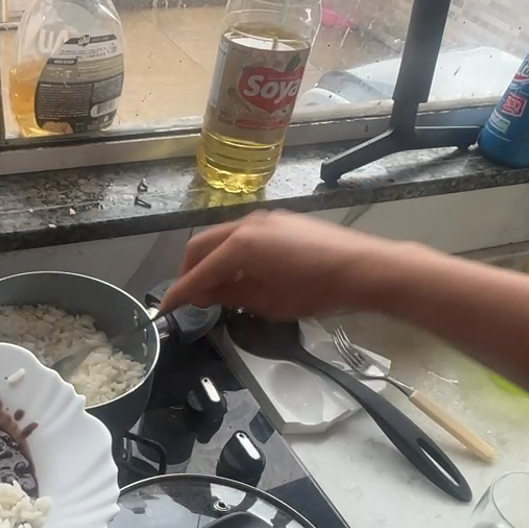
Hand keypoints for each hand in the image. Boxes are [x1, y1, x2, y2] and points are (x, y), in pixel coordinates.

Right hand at [162, 211, 414, 319]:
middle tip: (193, 298)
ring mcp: (264, 219)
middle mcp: (246, 225)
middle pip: (200, 246)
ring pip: (221, 239)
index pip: (197, 273)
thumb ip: (229, 295)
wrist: (364, 268)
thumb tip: (205, 293)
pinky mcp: (279, 221)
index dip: (179, 293)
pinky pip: (242, 236)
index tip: (165, 308)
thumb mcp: (266, 302)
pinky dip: (232, 254)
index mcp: (240, 246)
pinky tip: (242, 275)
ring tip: (218, 290)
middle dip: (190, 272)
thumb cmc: (316, 290)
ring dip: (211, 262)